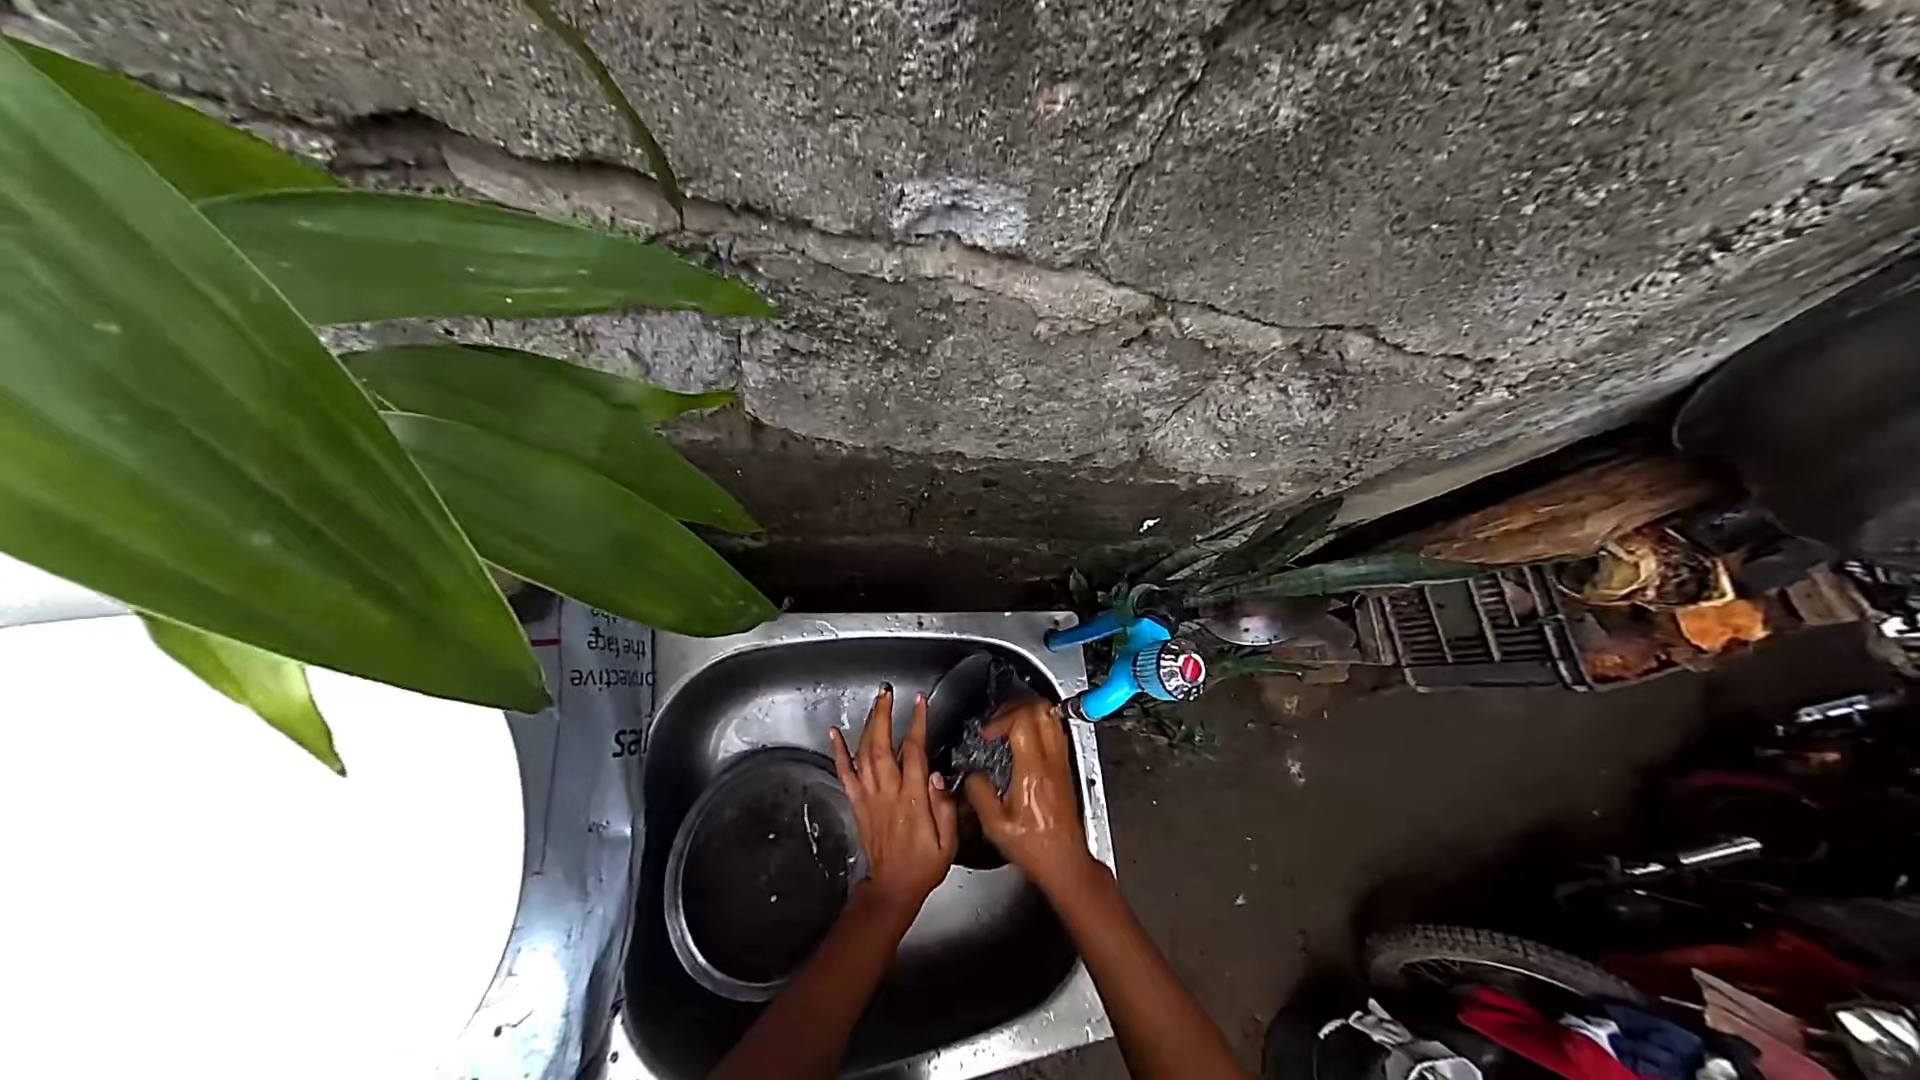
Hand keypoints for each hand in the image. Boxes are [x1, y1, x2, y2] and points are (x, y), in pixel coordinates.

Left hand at [829, 685, 957, 918]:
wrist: (893, 888)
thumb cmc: (925, 864)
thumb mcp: (948, 842)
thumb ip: (944, 806)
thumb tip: (936, 773)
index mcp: (912, 800)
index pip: (915, 752)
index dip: (917, 723)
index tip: (920, 701)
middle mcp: (887, 793)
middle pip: (882, 746)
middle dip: (884, 716)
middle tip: (887, 692)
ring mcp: (869, 797)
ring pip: (864, 755)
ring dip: (867, 725)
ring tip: (875, 702)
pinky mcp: (858, 804)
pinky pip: (845, 774)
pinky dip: (839, 752)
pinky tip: (835, 734)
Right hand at [964, 700, 1098, 895]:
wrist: (1065, 862)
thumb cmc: (1035, 848)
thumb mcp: (995, 825)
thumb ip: (979, 793)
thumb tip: (972, 775)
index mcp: (1033, 771)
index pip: (1023, 721)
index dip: (1001, 719)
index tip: (988, 733)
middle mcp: (1050, 762)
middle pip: (1040, 710)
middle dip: (1013, 708)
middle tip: (996, 722)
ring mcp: (1061, 763)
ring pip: (1051, 717)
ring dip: (1027, 713)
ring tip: (1008, 726)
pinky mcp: (1064, 769)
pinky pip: (1055, 732)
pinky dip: (1038, 726)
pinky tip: (1023, 741)